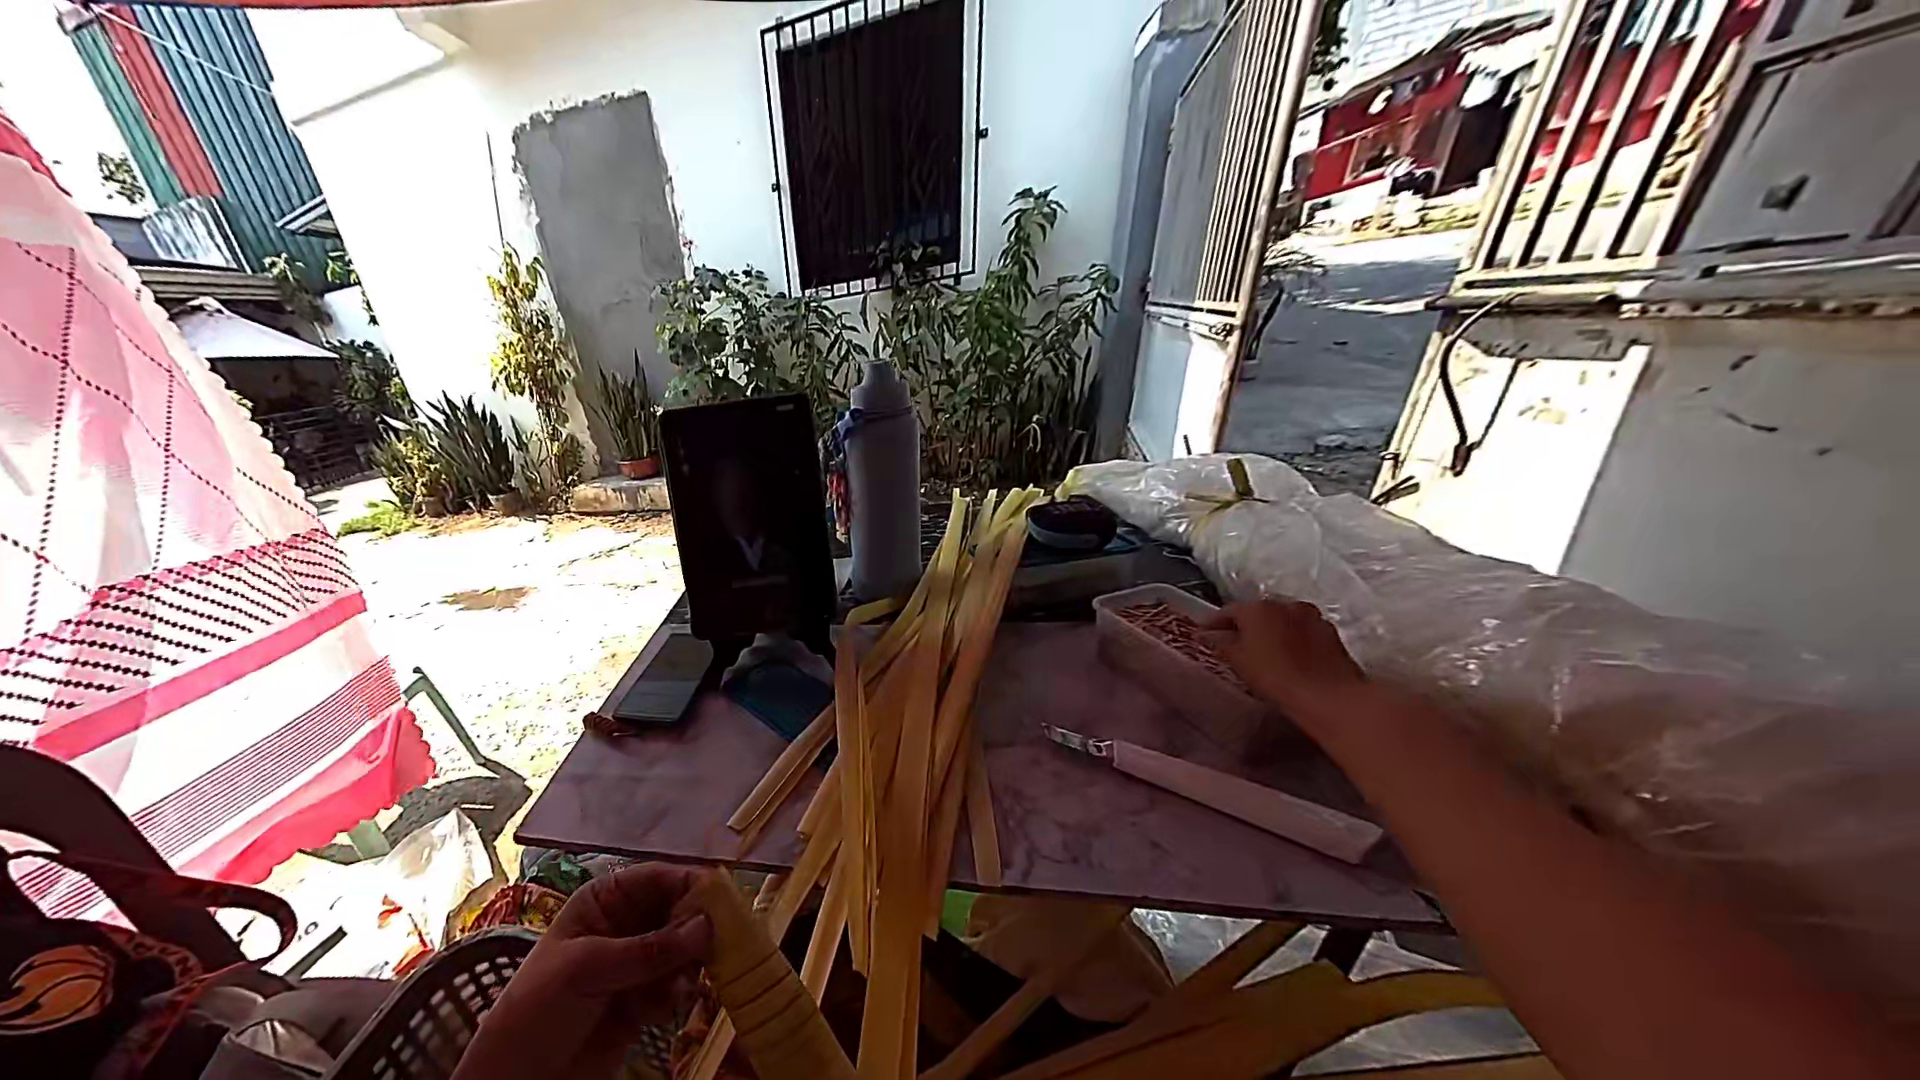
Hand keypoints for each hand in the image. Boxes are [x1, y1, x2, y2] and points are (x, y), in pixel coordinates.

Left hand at [453, 863, 712, 1079]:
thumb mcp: (585, 970)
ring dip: (692, 960)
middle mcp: (628, 922)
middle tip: (715, 941)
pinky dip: (682, 988)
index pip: (659, 876)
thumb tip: (706, 925)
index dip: (690, 882)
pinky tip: (670, 1002)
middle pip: (680, 907)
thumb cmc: (534, 1012)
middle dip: (698, 924)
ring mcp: (639, 960)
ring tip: (684, 981)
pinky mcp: (648, 996)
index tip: (721, 898)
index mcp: (606, 900)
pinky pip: (681, 980)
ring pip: (686, 944)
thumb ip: (647, 948)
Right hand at [1203, 599, 1368, 727]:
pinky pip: (1303, 633)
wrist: (1328, 696)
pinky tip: (1289, 658)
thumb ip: (1220, 644)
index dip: (1214, 623)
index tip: (1204, 634)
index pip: (1228, 611)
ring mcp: (1312, 617)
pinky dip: (1293, 640)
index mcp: (1258, 608)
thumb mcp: (1238, 661)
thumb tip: (1207, 635)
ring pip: (1283, 621)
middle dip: (1246, 626)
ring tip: (1264, 652)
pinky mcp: (1332, 634)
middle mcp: (1286, 604)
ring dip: (1272, 632)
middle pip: (1258, 613)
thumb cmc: (1274, 676)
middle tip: (1234, 644)